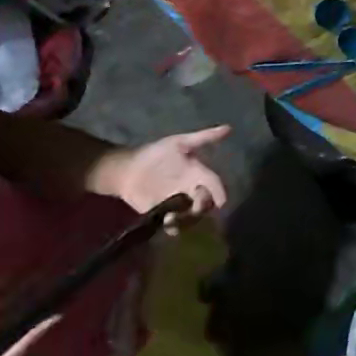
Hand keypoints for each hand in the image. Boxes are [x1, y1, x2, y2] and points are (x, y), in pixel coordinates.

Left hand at [88, 126, 230, 229]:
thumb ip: (203, 138)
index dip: (219, 192)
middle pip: (206, 203)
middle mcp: (191, 190)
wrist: (126, 169)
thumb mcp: (179, 143)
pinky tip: (167, 224)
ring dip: (187, 220)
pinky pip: (174, 225)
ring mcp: (178, 203)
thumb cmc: (154, 153)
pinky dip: (174, 227)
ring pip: (192, 216)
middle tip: (194, 209)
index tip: (222, 203)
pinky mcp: (163, 214)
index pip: (214, 183)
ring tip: (172, 219)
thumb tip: (228, 128)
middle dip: (203, 207)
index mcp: (197, 174)